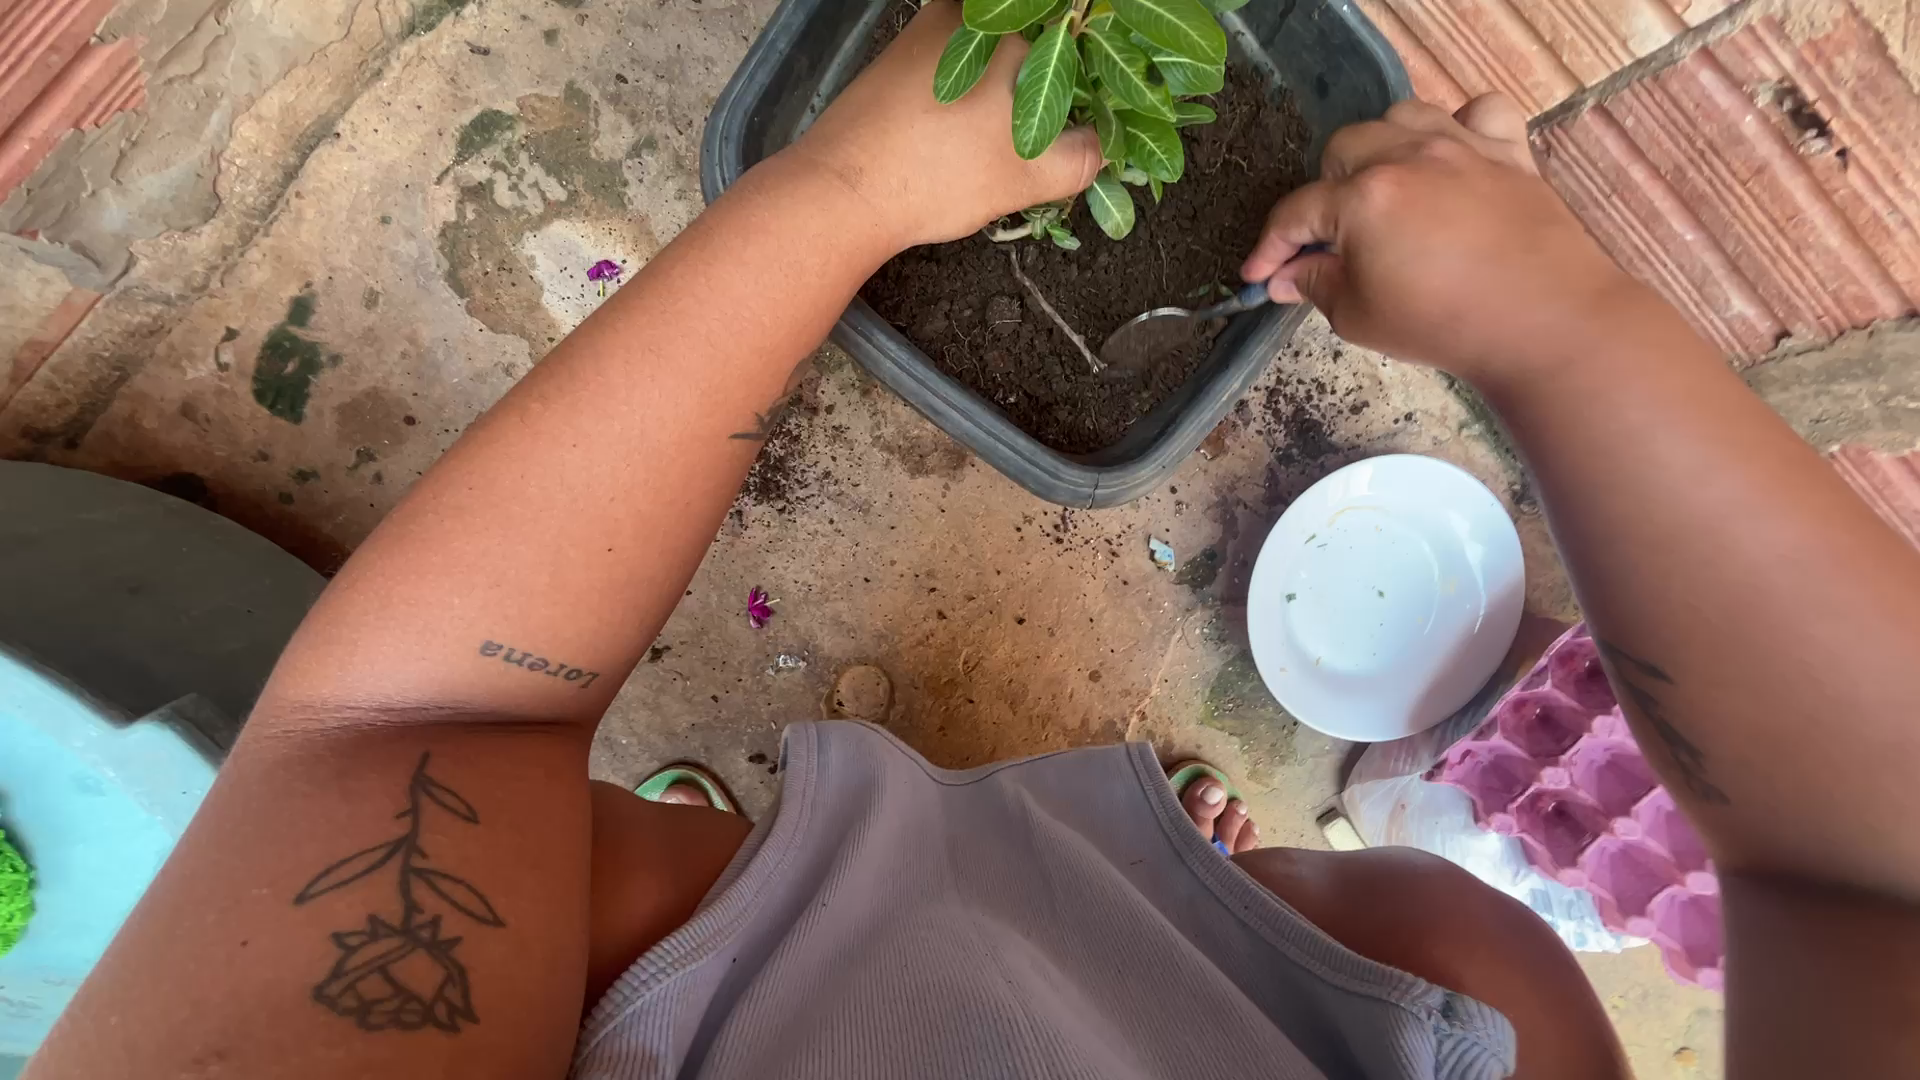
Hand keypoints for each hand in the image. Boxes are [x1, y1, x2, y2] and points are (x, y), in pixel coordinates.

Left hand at [780, 1, 1101, 250]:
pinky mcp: (898, 62)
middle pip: (1031, 49)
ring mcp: (927, 33)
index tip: (1087, 129)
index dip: (1088, 89)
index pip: (1072, 47)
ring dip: (1006, 102)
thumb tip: (1103, 149)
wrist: (843, 190)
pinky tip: (963, 144)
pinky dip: (971, 103)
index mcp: (1008, 26)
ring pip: (991, 61)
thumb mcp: (1024, 177)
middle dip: (1046, 98)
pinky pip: (955, 72)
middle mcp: (966, 15)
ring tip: (1002, 153)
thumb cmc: (939, 175)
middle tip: (1045, 148)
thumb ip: (1077, 159)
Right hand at [1241, 95, 1650, 385]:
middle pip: (1341, 150)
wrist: (1541, 322)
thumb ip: (1312, 284)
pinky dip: (1455, 128)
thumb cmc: (1437, 323)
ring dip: (1377, 151)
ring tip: (1378, 193)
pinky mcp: (1508, 151)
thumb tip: (1282, 276)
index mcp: (1363, 198)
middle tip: (1326, 240)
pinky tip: (1446, 161)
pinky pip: (1478, 110)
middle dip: (1321, 194)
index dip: (1267, 248)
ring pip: (1399, 117)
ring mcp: (1462, 145)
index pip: (1294, 213)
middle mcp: (1408, 156)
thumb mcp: (1354, 315)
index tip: (1256, 275)